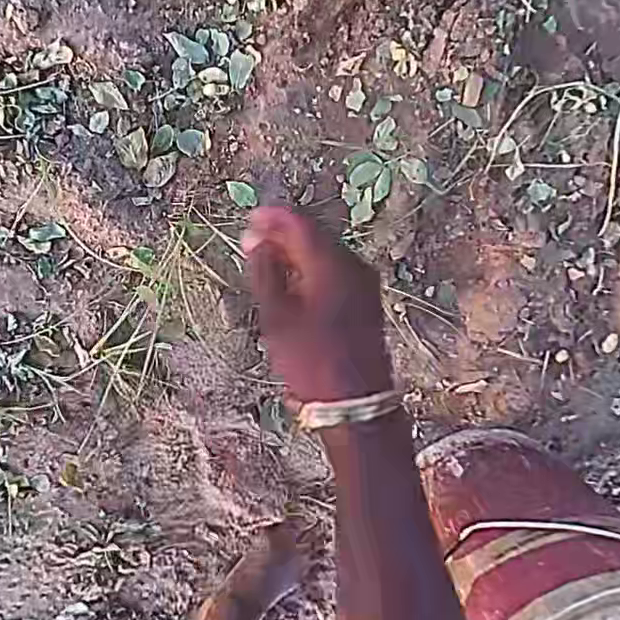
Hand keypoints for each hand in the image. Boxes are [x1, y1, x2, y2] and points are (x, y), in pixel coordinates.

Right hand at [242, 206, 393, 402]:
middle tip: (254, 241)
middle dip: (283, 234)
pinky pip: (335, 268)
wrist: (355, 402)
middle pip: (314, 234)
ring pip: (325, 251)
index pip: (300, 223)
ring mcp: (364, 280)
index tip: (251, 219)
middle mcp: (353, 264)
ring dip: (297, 251)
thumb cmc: (311, 360)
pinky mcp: (367, 296)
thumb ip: (265, 271)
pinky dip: (313, 267)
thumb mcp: (277, 316)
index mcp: (330, 263)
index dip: (273, 217)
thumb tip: (257, 241)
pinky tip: (295, 281)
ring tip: (269, 262)